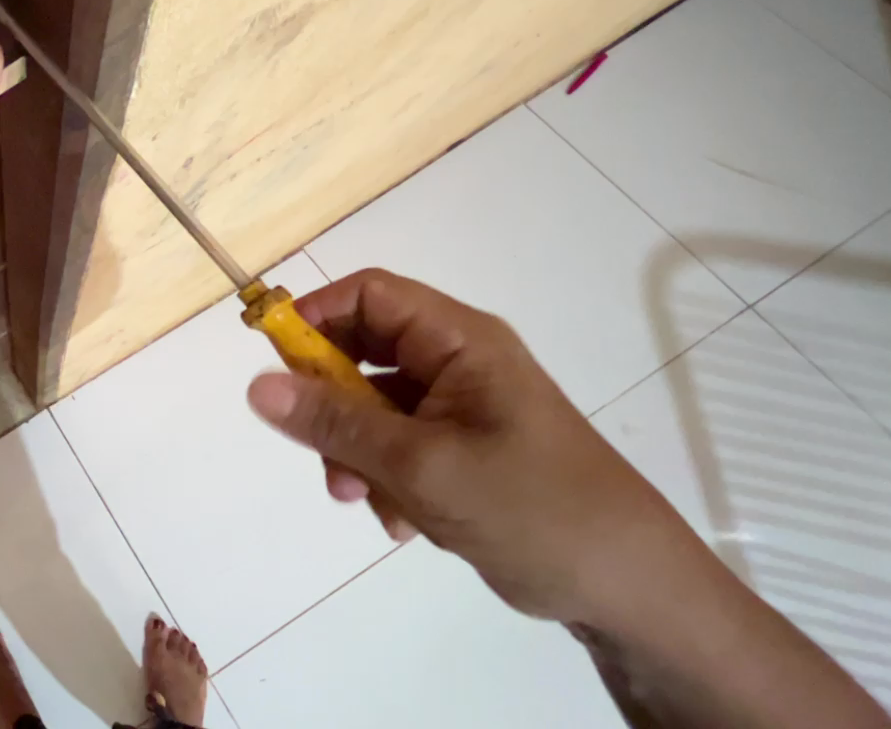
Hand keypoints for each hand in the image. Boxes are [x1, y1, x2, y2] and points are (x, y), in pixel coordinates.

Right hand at [246, 269, 694, 623]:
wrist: (634, 595)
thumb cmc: (533, 509)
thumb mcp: (419, 465)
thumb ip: (334, 422)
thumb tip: (256, 385)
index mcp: (459, 340)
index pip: (369, 294)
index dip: (315, 313)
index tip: (273, 357)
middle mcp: (456, 361)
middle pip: (361, 350)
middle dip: (330, 400)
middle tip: (313, 442)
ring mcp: (459, 406)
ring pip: (370, 403)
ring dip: (353, 448)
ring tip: (359, 497)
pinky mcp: (460, 447)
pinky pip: (394, 442)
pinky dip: (382, 474)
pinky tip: (397, 518)